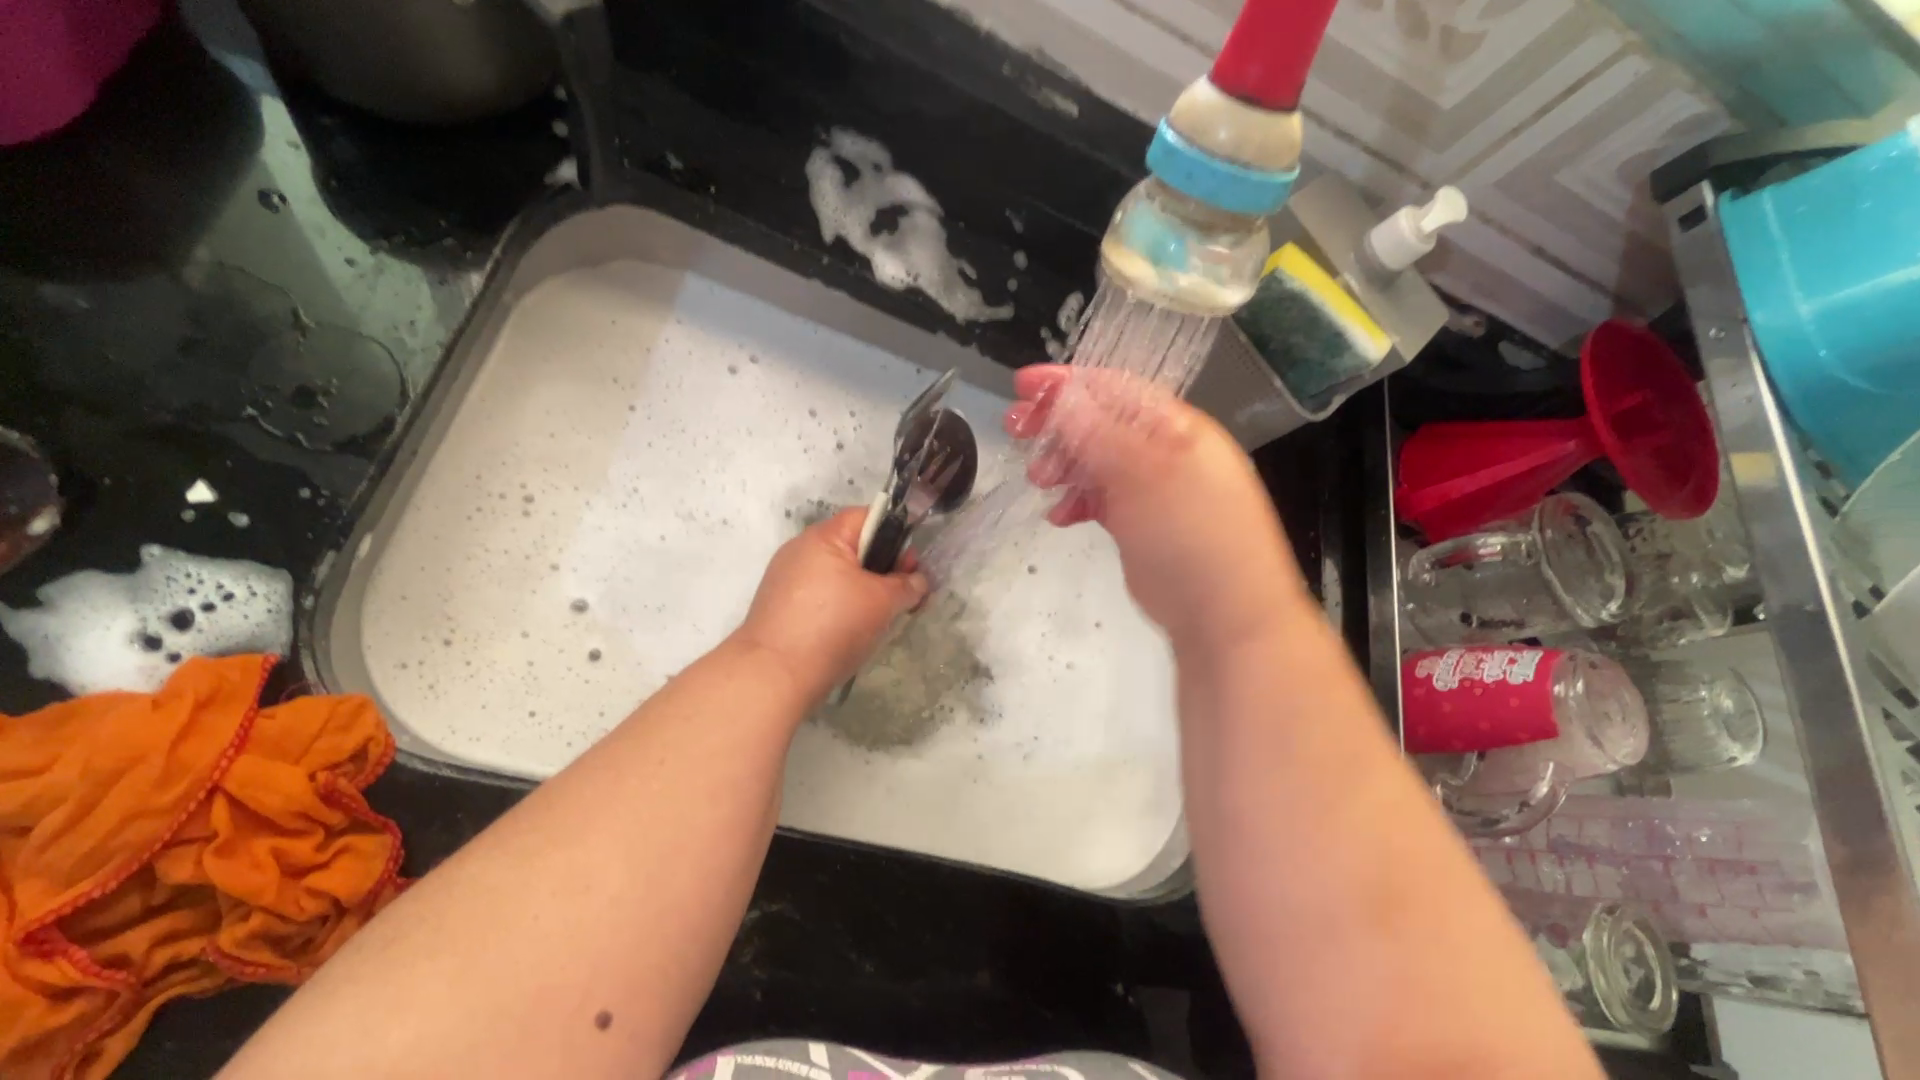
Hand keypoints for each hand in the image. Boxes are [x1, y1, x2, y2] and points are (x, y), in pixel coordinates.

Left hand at [733, 508, 927, 702]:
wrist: (774, 674)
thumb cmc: (833, 626)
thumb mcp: (883, 602)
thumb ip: (906, 585)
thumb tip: (916, 581)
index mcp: (823, 537)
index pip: (867, 517)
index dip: (895, 536)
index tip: (909, 568)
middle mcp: (800, 550)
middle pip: (852, 547)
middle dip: (882, 570)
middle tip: (901, 598)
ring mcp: (786, 579)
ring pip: (837, 576)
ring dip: (863, 593)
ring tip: (878, 621)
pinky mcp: (780, 607)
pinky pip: (821, 597)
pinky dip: (840, 609)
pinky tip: (850, 634)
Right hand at [1006, 364, 1311, 653]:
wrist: (1226, 616)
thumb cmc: (1194, 536)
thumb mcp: (1146, 475)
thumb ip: (1102, 434)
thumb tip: (1064, 397)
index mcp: (1175, 428)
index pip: (1114, 389)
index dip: (1067, 383)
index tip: (1022, 386)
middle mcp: (1163, 452)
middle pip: (1100, 422)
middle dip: (1057, 424)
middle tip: (1015, 431)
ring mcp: (1152, 490)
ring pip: (1095, 462)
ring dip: (1062, 464)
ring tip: (1038, 480)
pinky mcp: (1139, 525)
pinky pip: (1099, 500)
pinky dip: (1076, 502)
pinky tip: (1059, 517)